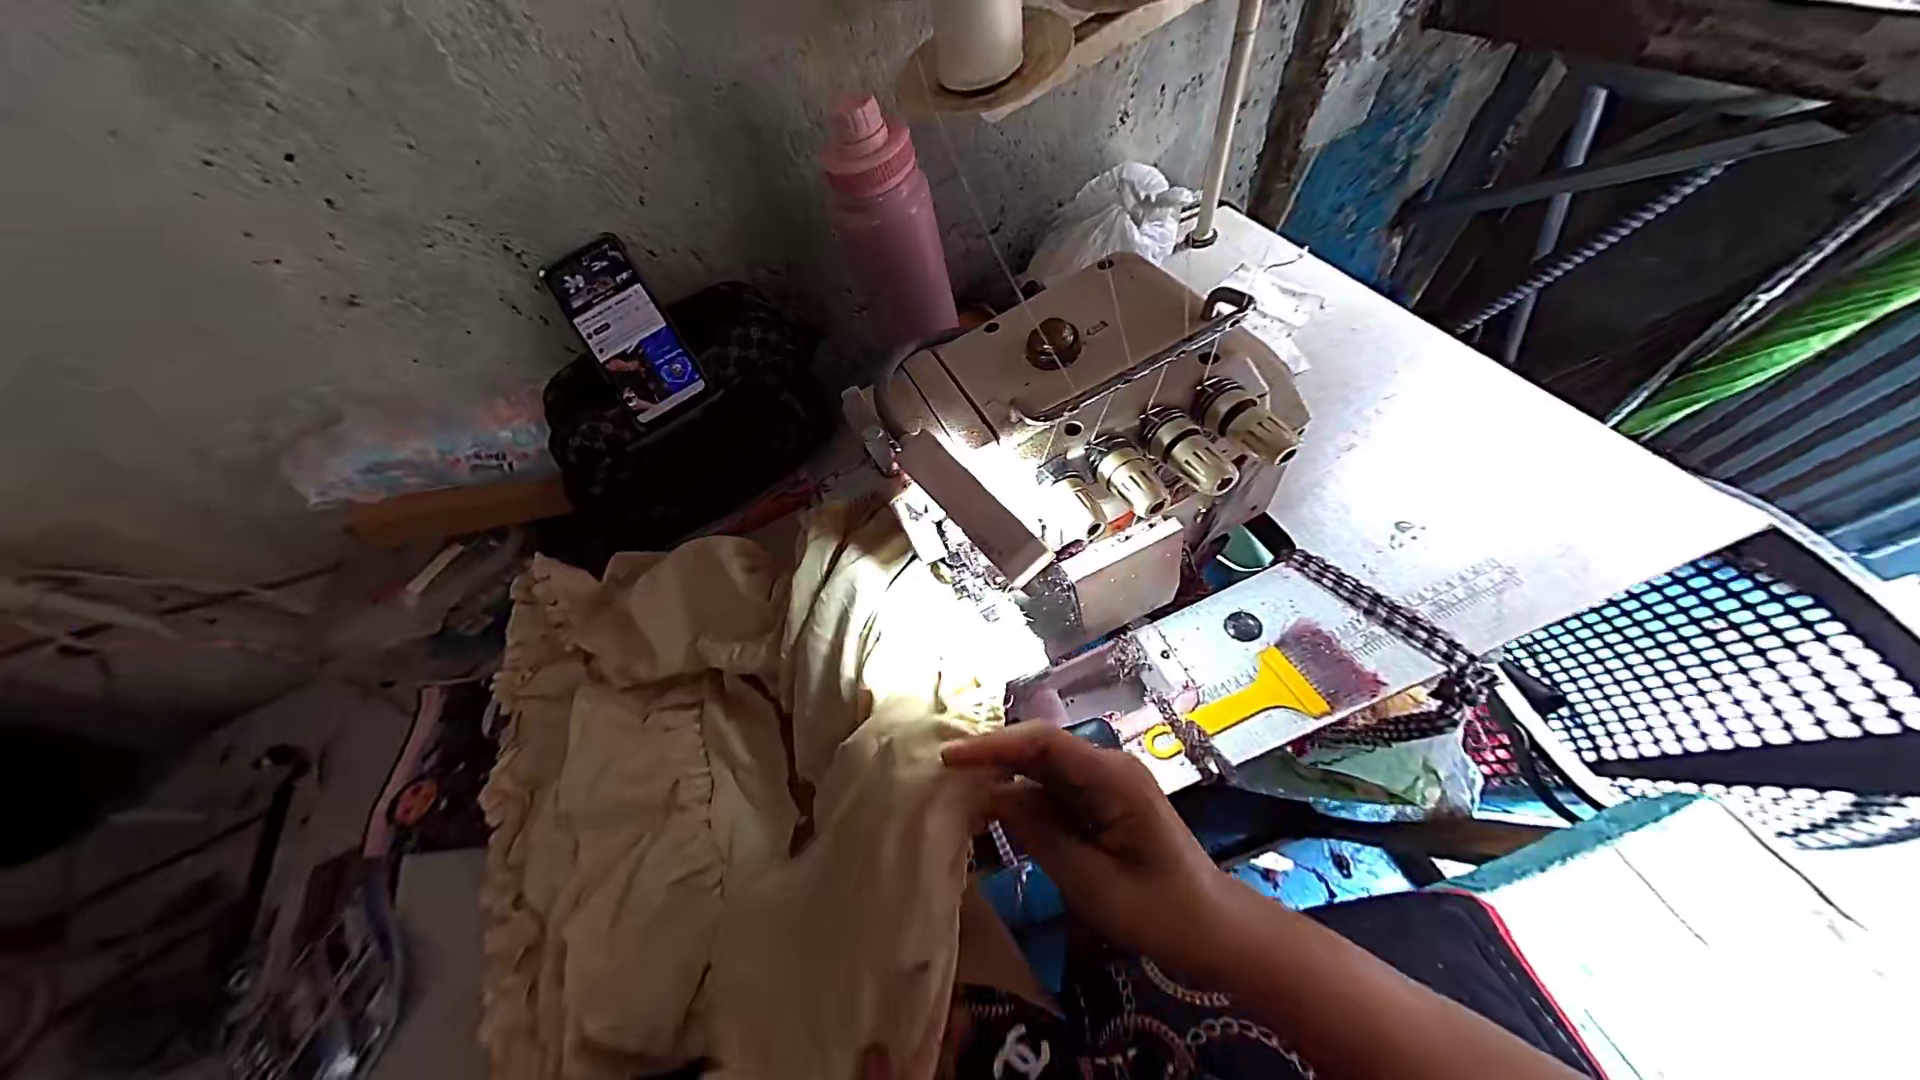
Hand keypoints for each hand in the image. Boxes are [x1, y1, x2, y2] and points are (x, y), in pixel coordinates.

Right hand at [943, 724, 1234, 974]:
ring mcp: (1104, 779)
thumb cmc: (1160, 912)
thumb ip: (1040, 833)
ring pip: (1042, 765)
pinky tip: (994, 807)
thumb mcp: (1092, 883)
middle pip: (1039, 747)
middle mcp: (1107, 765)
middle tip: (943, 773)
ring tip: (957, 788)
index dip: (993, 746)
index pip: (1043, 744)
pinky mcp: (1099, 797)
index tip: (949, 758)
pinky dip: (1022, 795)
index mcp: (1113, 777)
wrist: (1213, 928)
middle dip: (991, 756)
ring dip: (1003, 774)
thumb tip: (992, 795)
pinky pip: (1053, 786)